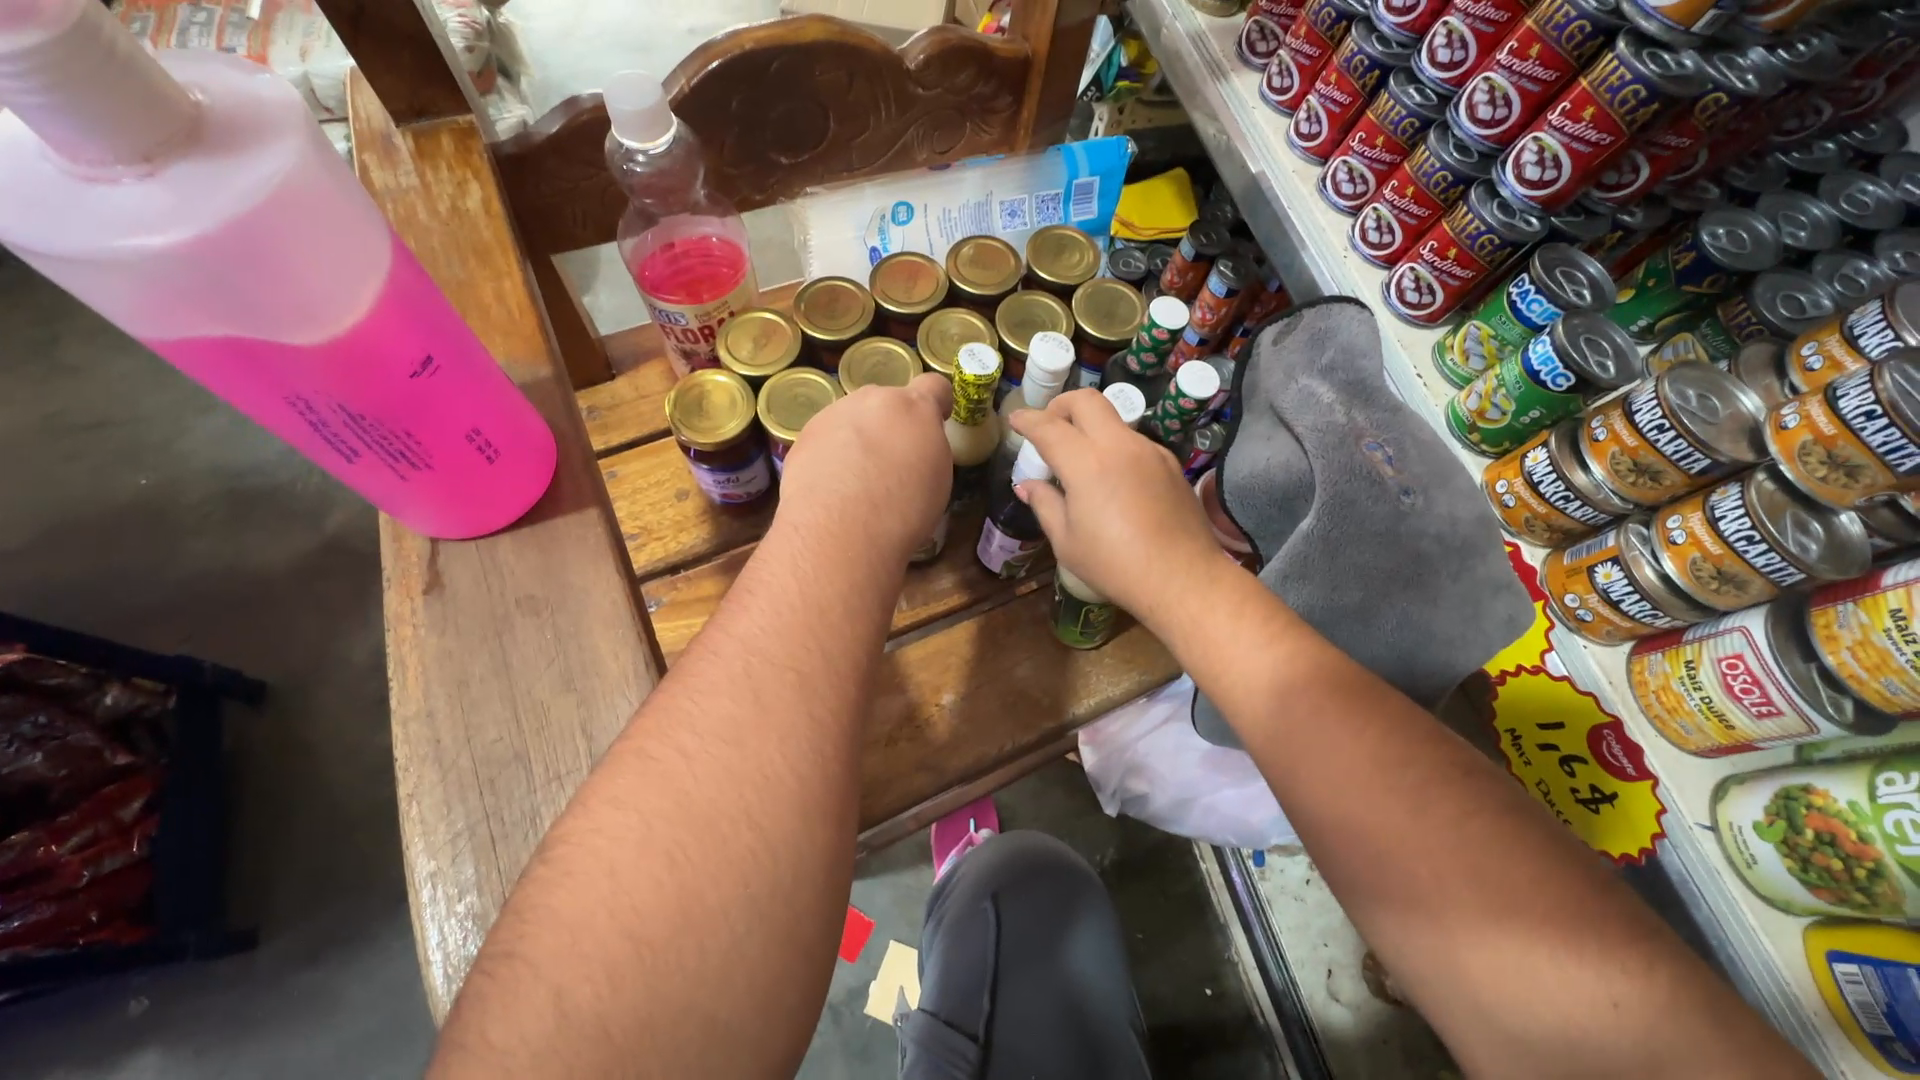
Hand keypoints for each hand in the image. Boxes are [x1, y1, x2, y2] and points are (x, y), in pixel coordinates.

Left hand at [776, 372, 953, 562]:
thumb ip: (929, 449)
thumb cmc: (903, 511)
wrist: (839, 530)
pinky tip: (831, 486)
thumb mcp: (936, 479)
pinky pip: (827, 436)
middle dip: (891, 424)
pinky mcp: (805, 434)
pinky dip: (831, 454)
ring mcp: (835, 413)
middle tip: (891, 462)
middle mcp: (873, 400)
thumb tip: (915, 446)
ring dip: (859, 437)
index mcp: (915, 408)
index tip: (935, 422)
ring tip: (855, 479)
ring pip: (853, 417)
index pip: (934, 385)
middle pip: (887, 402)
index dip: (937, 403)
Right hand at [1007, 389, 1225, 626]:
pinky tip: (1112, 480)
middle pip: (1086, 401)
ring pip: (1113, 420)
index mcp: (1087, 464)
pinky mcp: (1170, 463)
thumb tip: (1027, 485)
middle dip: (1060, 406)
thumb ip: (1045, 505)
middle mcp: (1120, 446)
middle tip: (1048, 427)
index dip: (1027, 420)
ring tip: (1080, 461)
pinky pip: (1134, 442)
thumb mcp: (1067, 543)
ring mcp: (1150, 451)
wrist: (1183, 578)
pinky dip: (1114, 448)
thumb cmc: (1116, 566)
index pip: (1049, 427)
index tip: (1015, 420)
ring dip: (1090, 428)